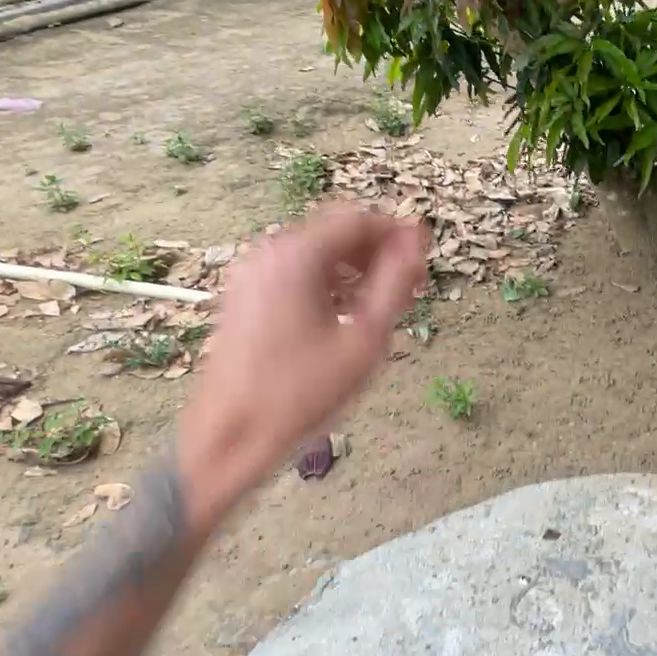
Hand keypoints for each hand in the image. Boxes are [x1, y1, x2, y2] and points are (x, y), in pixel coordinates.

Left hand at [177, 206, 430, 523]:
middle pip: (336, 232)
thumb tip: (416, 244)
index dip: (397, 231)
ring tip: (388, 303)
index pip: (358, 219)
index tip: (426, 252)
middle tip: (413, 283)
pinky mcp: (245, 298)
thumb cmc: (303, 391)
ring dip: (357, 267)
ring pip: (317, 253)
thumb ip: (395, 284)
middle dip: (378, 251)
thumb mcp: (365, 337)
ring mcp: (251, 276)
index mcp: (296, 257)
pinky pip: (297, 273)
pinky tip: (350, 314)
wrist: (230, 436)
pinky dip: (330, 281)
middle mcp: (268, 255)